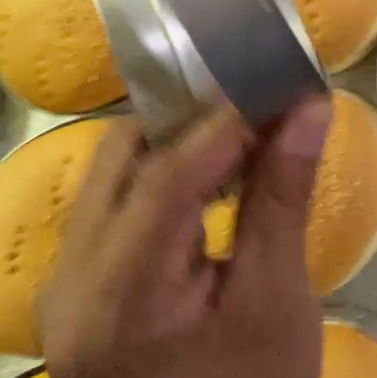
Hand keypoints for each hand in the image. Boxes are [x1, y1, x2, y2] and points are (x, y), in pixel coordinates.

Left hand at [38, 97, 332, 377]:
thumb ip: (282, 195)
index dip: (226, 119)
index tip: (282, 81)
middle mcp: (68, 281)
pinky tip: (221, 170)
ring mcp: (66, 285)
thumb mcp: (276, 295)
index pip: (164, 176)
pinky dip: (170, 170)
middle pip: (123, 159)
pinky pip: (118, 201)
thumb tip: (311, 106)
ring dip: (183, 138)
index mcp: (115, 296)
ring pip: (116, 172)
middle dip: (196, 116)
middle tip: (265, 98)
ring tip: (252, 126)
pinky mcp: (82, 288)